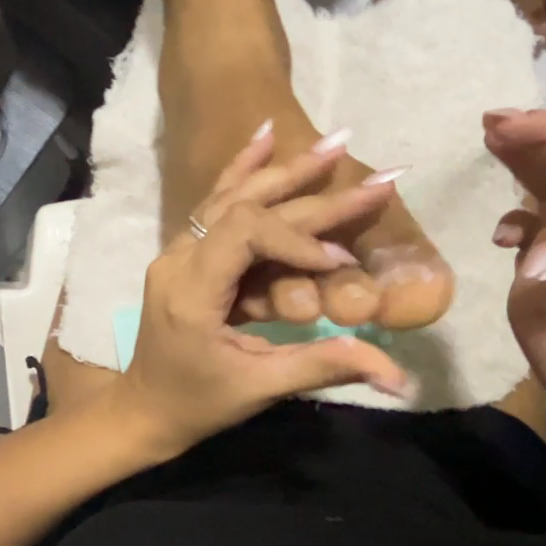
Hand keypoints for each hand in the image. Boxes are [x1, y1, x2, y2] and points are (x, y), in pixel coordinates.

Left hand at [112, 132, 412, 455]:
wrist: (145, 408)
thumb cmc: (198, 403)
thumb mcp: (259, 388)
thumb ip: (324, 367)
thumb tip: (400, 378)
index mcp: (191, 293)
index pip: (245, 234)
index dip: (297, 239)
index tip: (338, 264)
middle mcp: (177, 260)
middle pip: (247, 210)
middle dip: (315, 198)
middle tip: (378, 181)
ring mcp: (176, 252)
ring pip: (231, 198)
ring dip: (286, 172)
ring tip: (337, 142)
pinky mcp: (184, 254)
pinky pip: (214, 206)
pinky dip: (242, 171)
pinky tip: (266, 136)